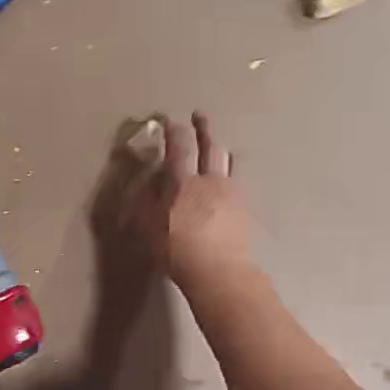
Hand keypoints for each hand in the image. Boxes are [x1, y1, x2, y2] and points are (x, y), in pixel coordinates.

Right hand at [136, 112, 254, 289]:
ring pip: (228, 161)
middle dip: (204, 129)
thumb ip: (146, 202)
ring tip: (216, 145)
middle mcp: (210, 180)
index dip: (175, 131)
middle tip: (200, 116)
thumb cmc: (177, 250)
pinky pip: (238, 180)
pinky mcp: (244, 208)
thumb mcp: (148, 227)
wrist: (219, 272)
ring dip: (220, 149)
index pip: (180, 146)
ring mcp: (231, 193)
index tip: (171, 121)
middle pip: (210, 146)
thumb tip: (148, 183)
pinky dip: (231, 172)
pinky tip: (229, 178)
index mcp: (183, 182)